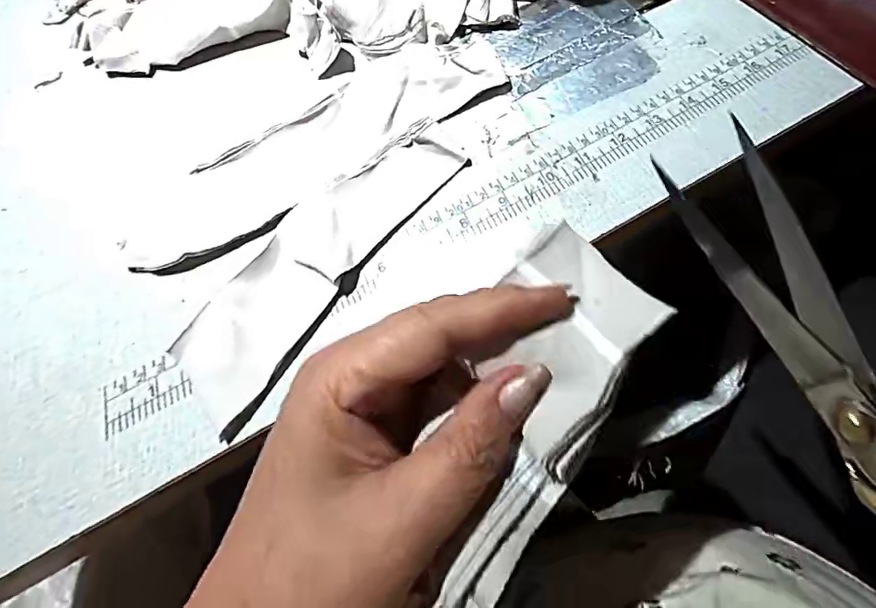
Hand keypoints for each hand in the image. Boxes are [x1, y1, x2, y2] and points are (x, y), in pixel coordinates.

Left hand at [187, 286, 573, 607]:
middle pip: (441, 334)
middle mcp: (354, 375)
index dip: (504, 307)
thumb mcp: (399, 522)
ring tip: (548, 349)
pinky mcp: (381, 437)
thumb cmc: (312, 588)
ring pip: (446, 365)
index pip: (436, 323)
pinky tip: (508, 403)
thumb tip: (534, 373)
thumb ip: (472, 445)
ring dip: (495, 363)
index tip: (560, 298)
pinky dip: (480, 401)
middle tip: (564, 315)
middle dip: (502, 325)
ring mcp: (366, 405)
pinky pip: (442, 403)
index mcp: (342, 376)